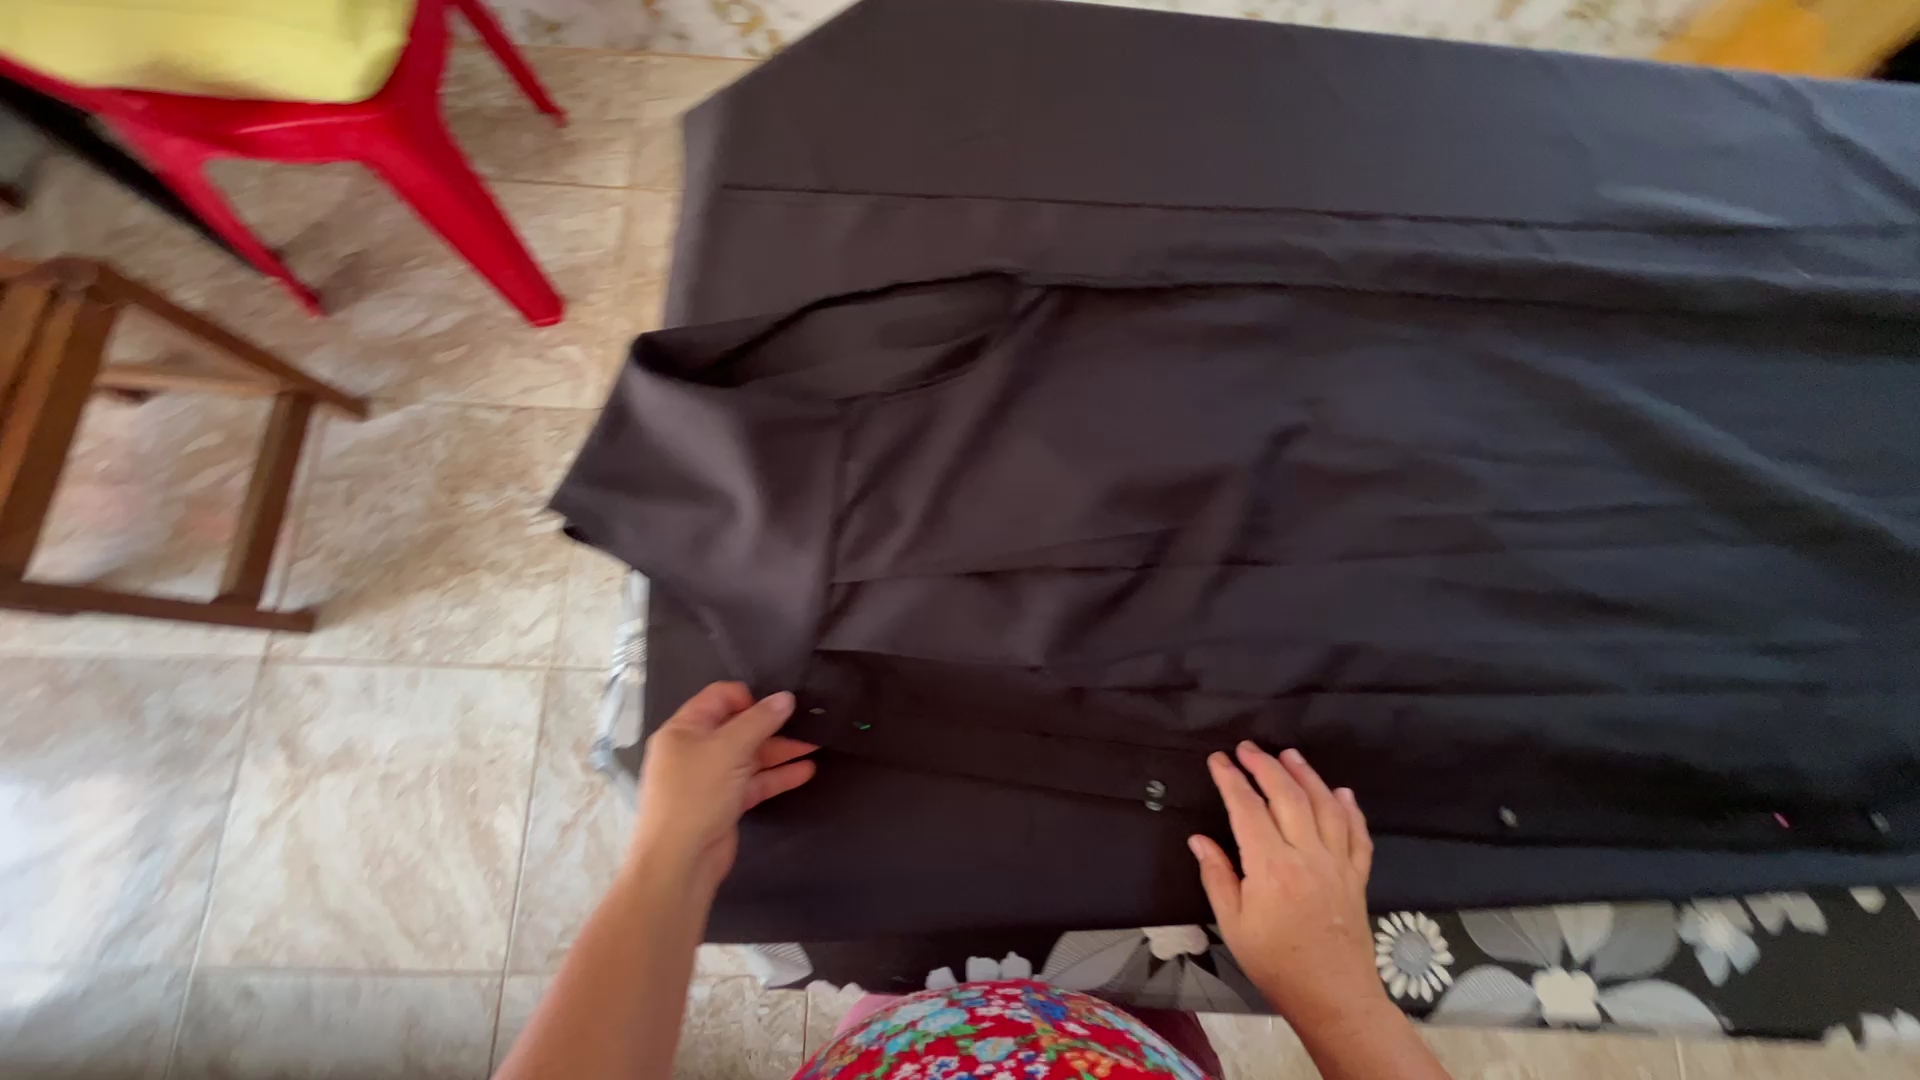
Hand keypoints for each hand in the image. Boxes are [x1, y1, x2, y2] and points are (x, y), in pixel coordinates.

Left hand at [630, 682, 817, 895]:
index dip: (749, 697)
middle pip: (739, 727)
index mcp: (684, 729)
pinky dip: (778, 775)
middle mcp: (696, 750)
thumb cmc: (696, 794)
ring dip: (782, 750)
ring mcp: (711, 778)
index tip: (778, 704)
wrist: (680, 862)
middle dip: (773, 725)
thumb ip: (760, 721)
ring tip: (816, 743)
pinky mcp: (726, 802)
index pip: (719, 698)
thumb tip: (786, 697)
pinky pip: (755, 781)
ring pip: (751, 755)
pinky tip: (806, 770)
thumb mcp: (728, 749)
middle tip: (808, 722)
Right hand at [1189, 743, 1382, 1027]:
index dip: (1231, 779)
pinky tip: (1341, 792)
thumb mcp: (1233, 924)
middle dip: (1265, 766)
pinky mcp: (1357, 877)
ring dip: (1307, 775)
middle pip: (1287, 796)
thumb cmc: (1276, 964)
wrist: (1335, 999)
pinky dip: (1351, 810)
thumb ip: (1217, 876)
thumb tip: (1199, 839)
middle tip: (1247, 747)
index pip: (1247, 808)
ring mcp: (1337, 864)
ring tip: (1289, 754)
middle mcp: (1307, 856)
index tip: (1218, 759)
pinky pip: (1358, 835)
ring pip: (1325, 806)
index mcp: (1271, 867)